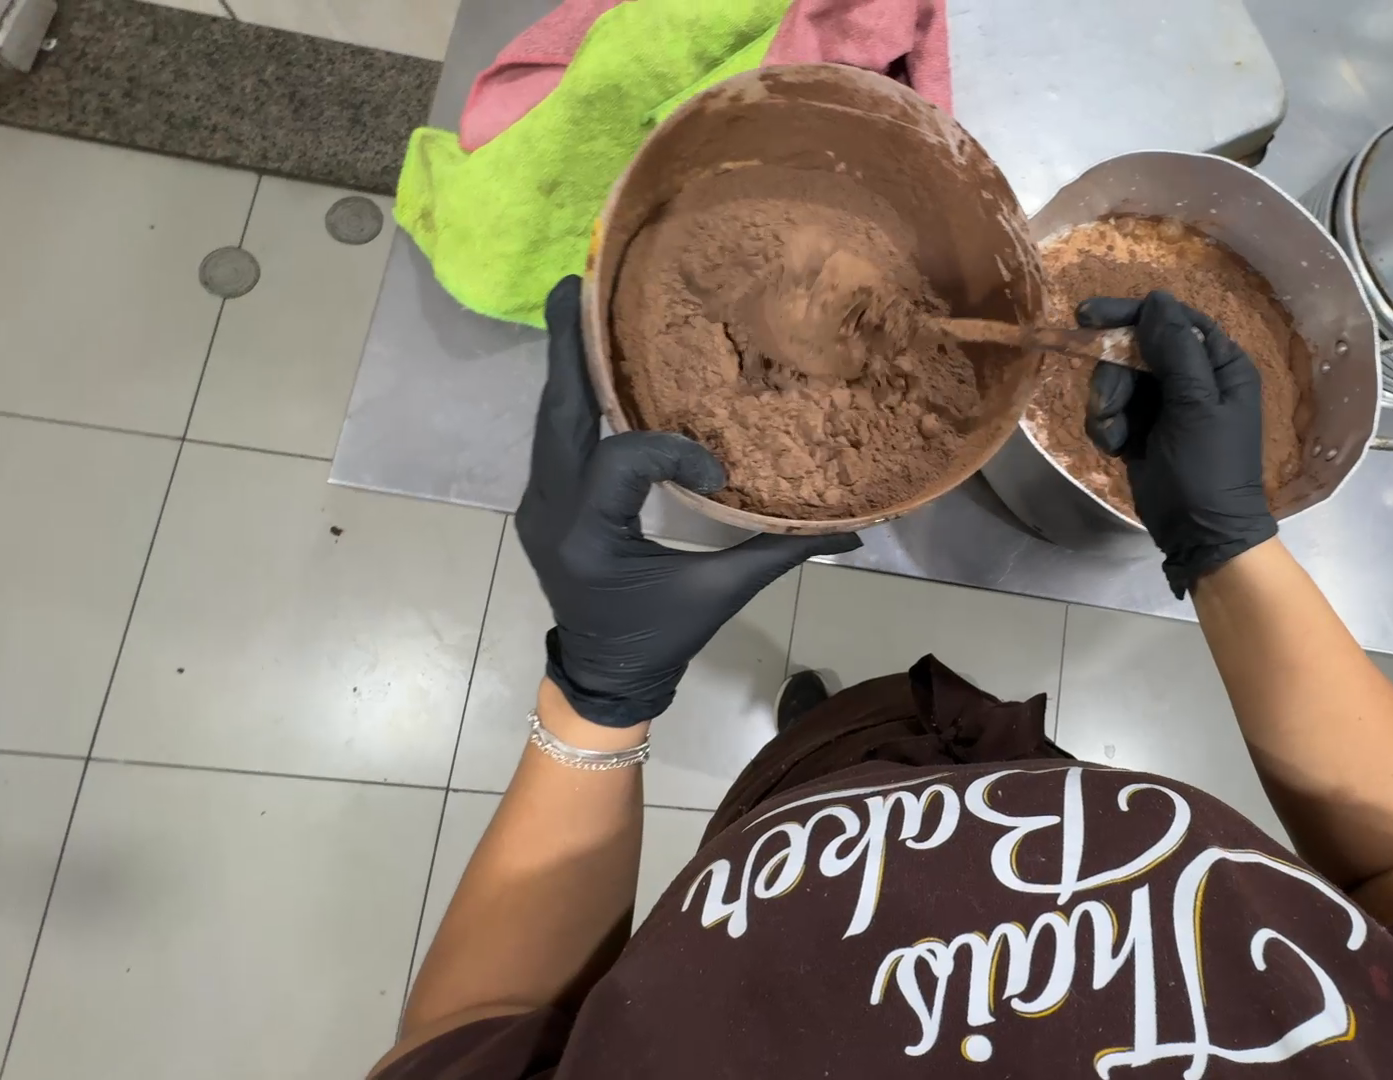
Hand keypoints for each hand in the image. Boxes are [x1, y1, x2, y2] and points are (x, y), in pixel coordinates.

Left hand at [516, 277, 860, 726]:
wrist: (604, 674)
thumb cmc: (664, 636)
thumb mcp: (721, 593)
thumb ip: (780, 555)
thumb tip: (853, 533)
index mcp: (592, 534)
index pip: (624, 460)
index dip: (673, 452)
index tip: (717, 476)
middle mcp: (552, 510)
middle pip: (556, 415)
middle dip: (569, 349)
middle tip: (576, 284)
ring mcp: (538, 504)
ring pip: (547, 422)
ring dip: (567, 368)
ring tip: (579, 307)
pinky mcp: (544, 503)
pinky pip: (555, 441)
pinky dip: (574, 402)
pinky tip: (593, 371)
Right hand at [1077, 290, 1277, 597]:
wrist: (1199, 533)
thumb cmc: (1207, 468)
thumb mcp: (1194, 406)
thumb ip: (1175, 350)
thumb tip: (1155, 300)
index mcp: (1218, 364)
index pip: (1172, 320)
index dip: (1130, 315)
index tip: (1088, 316)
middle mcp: (1192, 378)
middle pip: (1136, 350)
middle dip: (1114, 377)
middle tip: (1106, 406)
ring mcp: (1165, 405)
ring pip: (1118, 381)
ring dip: (1107, 407)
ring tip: (1114, 437)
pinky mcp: (1142, 430)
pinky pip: (1112, 412)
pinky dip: (1108, 428)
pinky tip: (1116, 449)